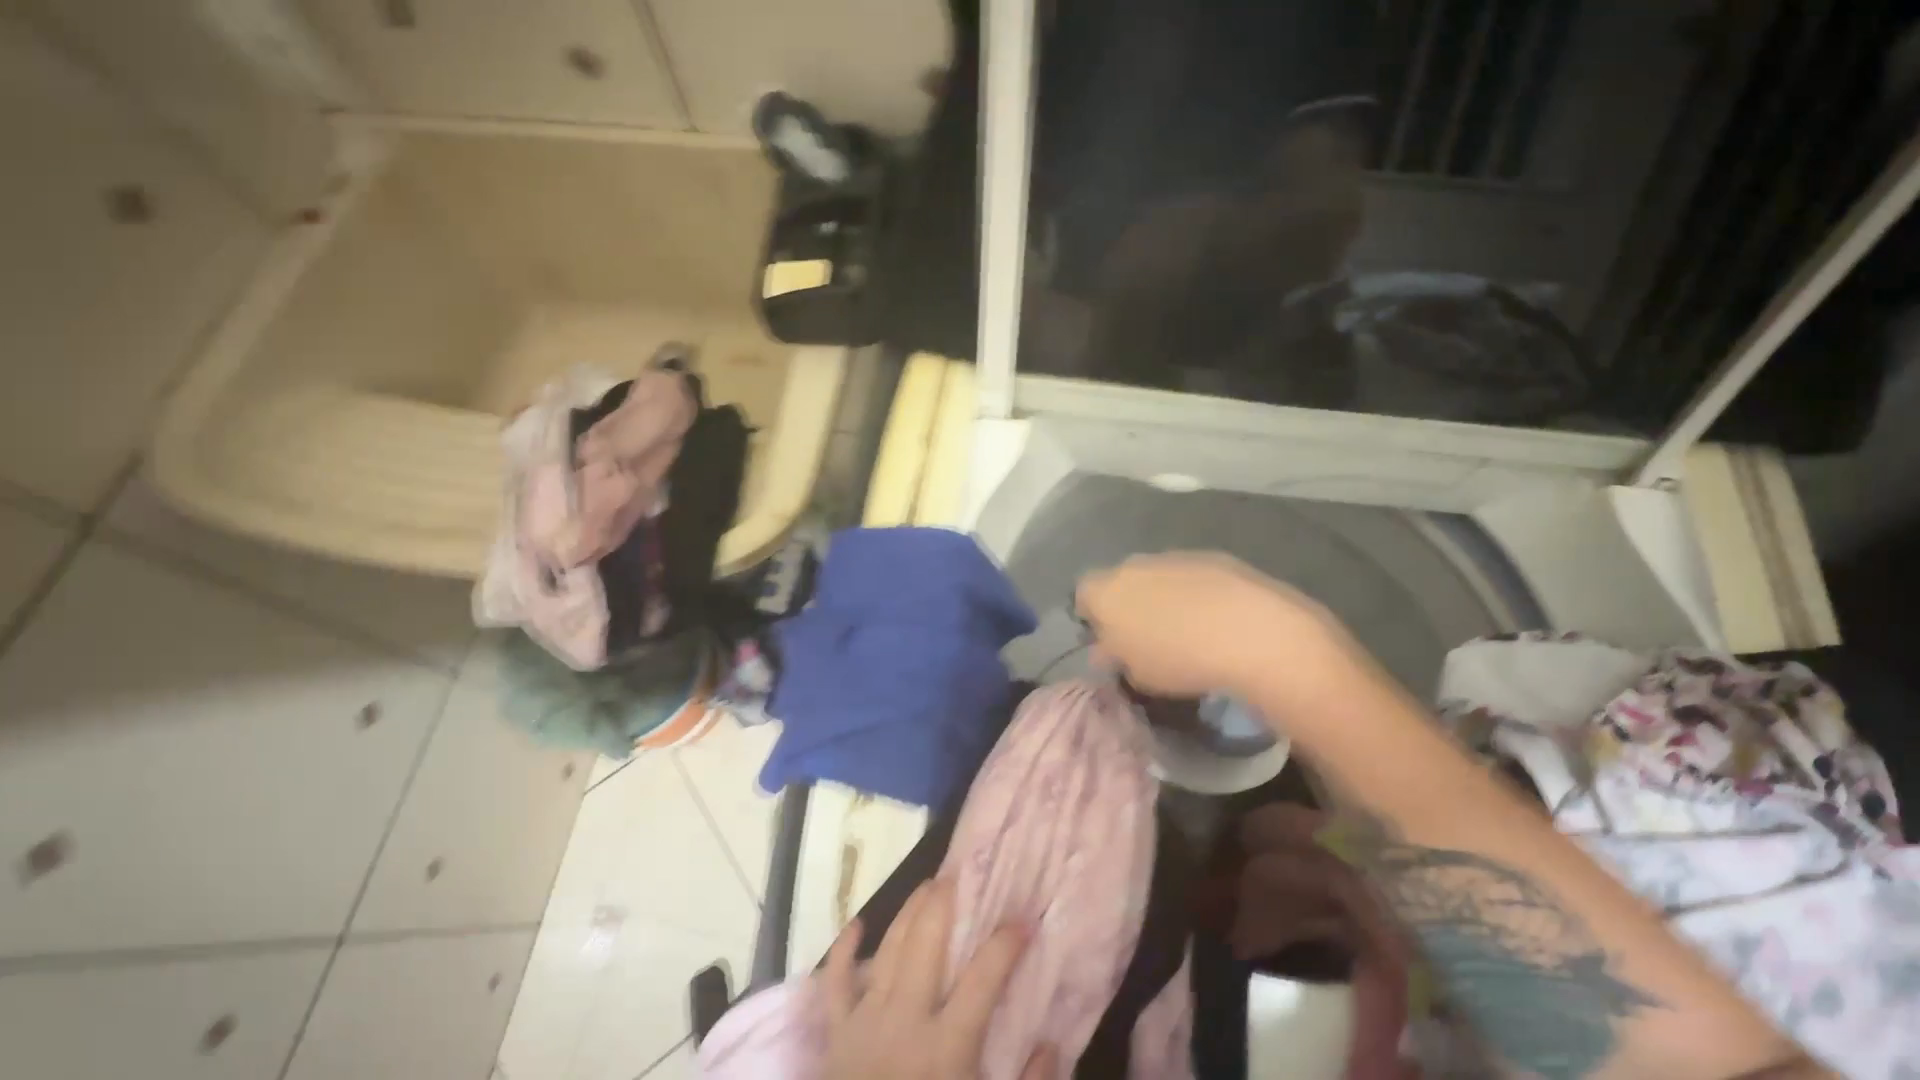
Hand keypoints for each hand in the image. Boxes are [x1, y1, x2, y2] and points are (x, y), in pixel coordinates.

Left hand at [823, 879, 1056, 1079]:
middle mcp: (905, 1022)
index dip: (1006, 943)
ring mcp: (865, 1023)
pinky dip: (844, 952)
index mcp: (948, 1046)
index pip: (984, 978)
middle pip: (926, 945)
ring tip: (926, 885)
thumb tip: (1050, 1044)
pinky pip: (834, 985)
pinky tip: (855, 925)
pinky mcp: (837, 1036)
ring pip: (888, 951)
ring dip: (907, 914)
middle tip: (960, 874)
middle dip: (944, 905)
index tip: (1024, 919)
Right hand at [1074, 552, 1339, 699]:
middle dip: (1130, 604)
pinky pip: (1193, 576)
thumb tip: (1105, 650)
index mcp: (1105, 591)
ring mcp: (1176, 556)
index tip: (1110, 641)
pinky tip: (1219, 620)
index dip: (1093, 617)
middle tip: (1148, 637)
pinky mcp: (1215, 556)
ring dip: (1165, 597)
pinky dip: (1198, 593)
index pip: (1082, 595)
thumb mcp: (1137, 675)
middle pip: (1122, 581)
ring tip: (1189, 630)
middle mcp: (1135, 564)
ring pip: (1159, 576)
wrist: (1252, 631)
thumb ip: (1115, 657)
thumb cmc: (1180, 659)